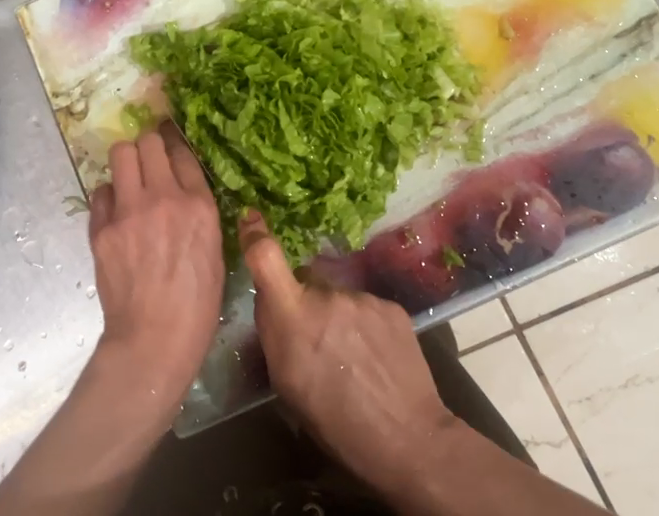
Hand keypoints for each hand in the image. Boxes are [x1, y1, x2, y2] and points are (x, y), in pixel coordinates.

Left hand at [87, 130, 225, 403]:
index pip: (181, 152)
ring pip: (120, 153)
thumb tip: (184, 190)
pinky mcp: (101, 227)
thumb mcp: (215, 251)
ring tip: (130, 180)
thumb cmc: (196, 305)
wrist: (154, 338)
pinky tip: (116, 214)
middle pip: (147, 142)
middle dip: (148, 146)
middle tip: (148, 160)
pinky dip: (109, 196)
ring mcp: (128, 211)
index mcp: (199, 205)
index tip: (169, 143)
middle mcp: (162, 198)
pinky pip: (101, 191)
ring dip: (126, 162)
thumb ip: (199, 212)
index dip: (174, 144)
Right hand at [240, 211, 456, 489]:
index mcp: (293, 317)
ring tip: (351, 358)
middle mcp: (327, 296)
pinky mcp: (392, 307)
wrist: (408, 440)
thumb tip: (271, 304)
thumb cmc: (334, 423)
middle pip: (305, 282)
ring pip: (338, 297)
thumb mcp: (286, 384)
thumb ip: (275, 333)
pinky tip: (374, 358)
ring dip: (338, 317)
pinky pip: (366, 307)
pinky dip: (365, 326)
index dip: (255, 235)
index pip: (266, 258)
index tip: (250, 217)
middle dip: (305, 303)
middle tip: (317, 342)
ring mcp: (363, 299)